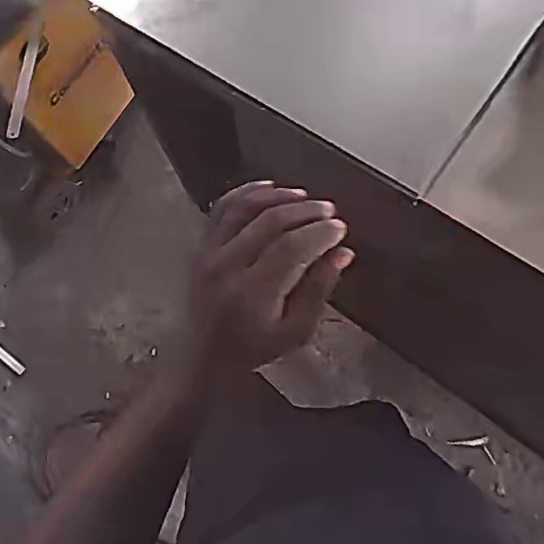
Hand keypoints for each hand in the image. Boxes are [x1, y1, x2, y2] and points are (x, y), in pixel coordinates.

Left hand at [172, 180, 353, 383]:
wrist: (205, 356)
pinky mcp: (202, 245)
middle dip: (305, 211)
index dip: (319, 233)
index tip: (339, 228)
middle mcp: (226, 268)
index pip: (290, 248)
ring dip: (278, 196)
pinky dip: (246, 192)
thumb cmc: (254, 348)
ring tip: (304, 196)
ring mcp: (210, 253)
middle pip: (269, 222)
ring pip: (244, 208)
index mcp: (252, 294)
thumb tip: (342, 252)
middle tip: (328, 210)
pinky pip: (222, 208)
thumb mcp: (297, 331)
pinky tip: (269, 188)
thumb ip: (320, 289)